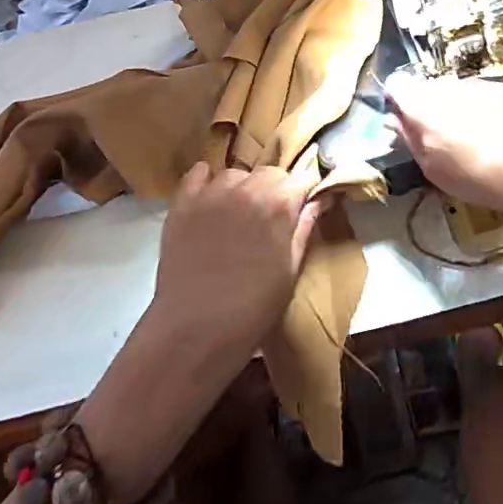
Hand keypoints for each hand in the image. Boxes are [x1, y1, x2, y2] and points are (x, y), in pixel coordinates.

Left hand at [152, 163, 323, 351]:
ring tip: (238, 215)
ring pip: (235, 174)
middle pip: (268, 172)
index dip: (303, 193)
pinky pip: (197, 174)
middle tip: (269, 218)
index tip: (301, 207)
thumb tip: (320, 200)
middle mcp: (246, 189)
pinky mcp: (182, 204)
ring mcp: (211, 194)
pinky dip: (207, 181)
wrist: (196, 330)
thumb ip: (304, 228)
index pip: (300, 178)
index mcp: (278, 205)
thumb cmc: (253, 307)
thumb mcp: (290, 269)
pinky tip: (210, 200)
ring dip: (242, 188)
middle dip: (275, 189)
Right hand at [387, 71, 502, 219]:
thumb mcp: (432, 168)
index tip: (406, 122)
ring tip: (473, 140)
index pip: (397, 87)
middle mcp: (446, 87)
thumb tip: (397, 122)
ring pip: (456, 92)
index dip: (400, 103)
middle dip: (431, 108)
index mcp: (420, 106)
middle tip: (441, 138)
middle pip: (428, 90)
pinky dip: (484, 110)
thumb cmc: (474, 176)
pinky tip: (497, 135)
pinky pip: (483, 96)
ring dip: (458, 108)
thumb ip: (410, 139)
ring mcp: (476, 85)